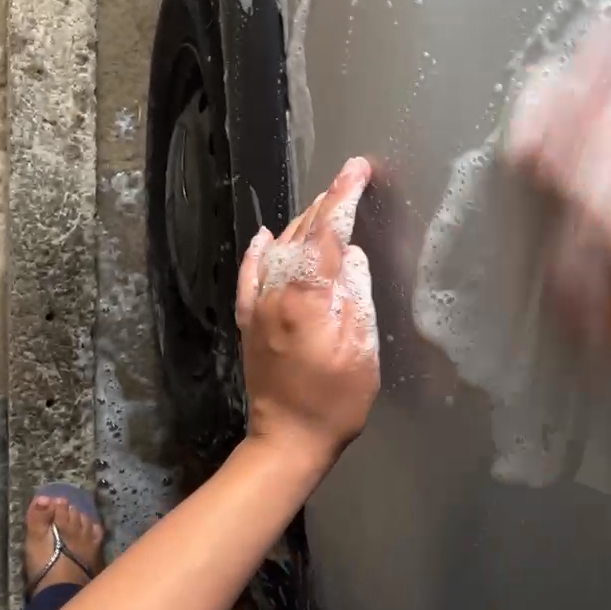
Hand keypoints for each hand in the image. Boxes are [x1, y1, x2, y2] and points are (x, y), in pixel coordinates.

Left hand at [235, 157, 381, 466]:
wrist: (285, 439)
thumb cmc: (334, 402)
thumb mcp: (360, 351)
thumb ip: (356, 296)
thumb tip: (352, 255)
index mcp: (308, 296)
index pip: (327, 232)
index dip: (344, 197)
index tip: (359, 170)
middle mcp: (276, 292)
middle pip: (301, 234)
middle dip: (327, 202)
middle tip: (349, 179)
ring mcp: (258, 306)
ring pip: (279, 249)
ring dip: (302, 222)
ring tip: (325, 201)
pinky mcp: (249, 321)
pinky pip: (251, 275)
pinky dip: (260, 252)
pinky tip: (267, 236)